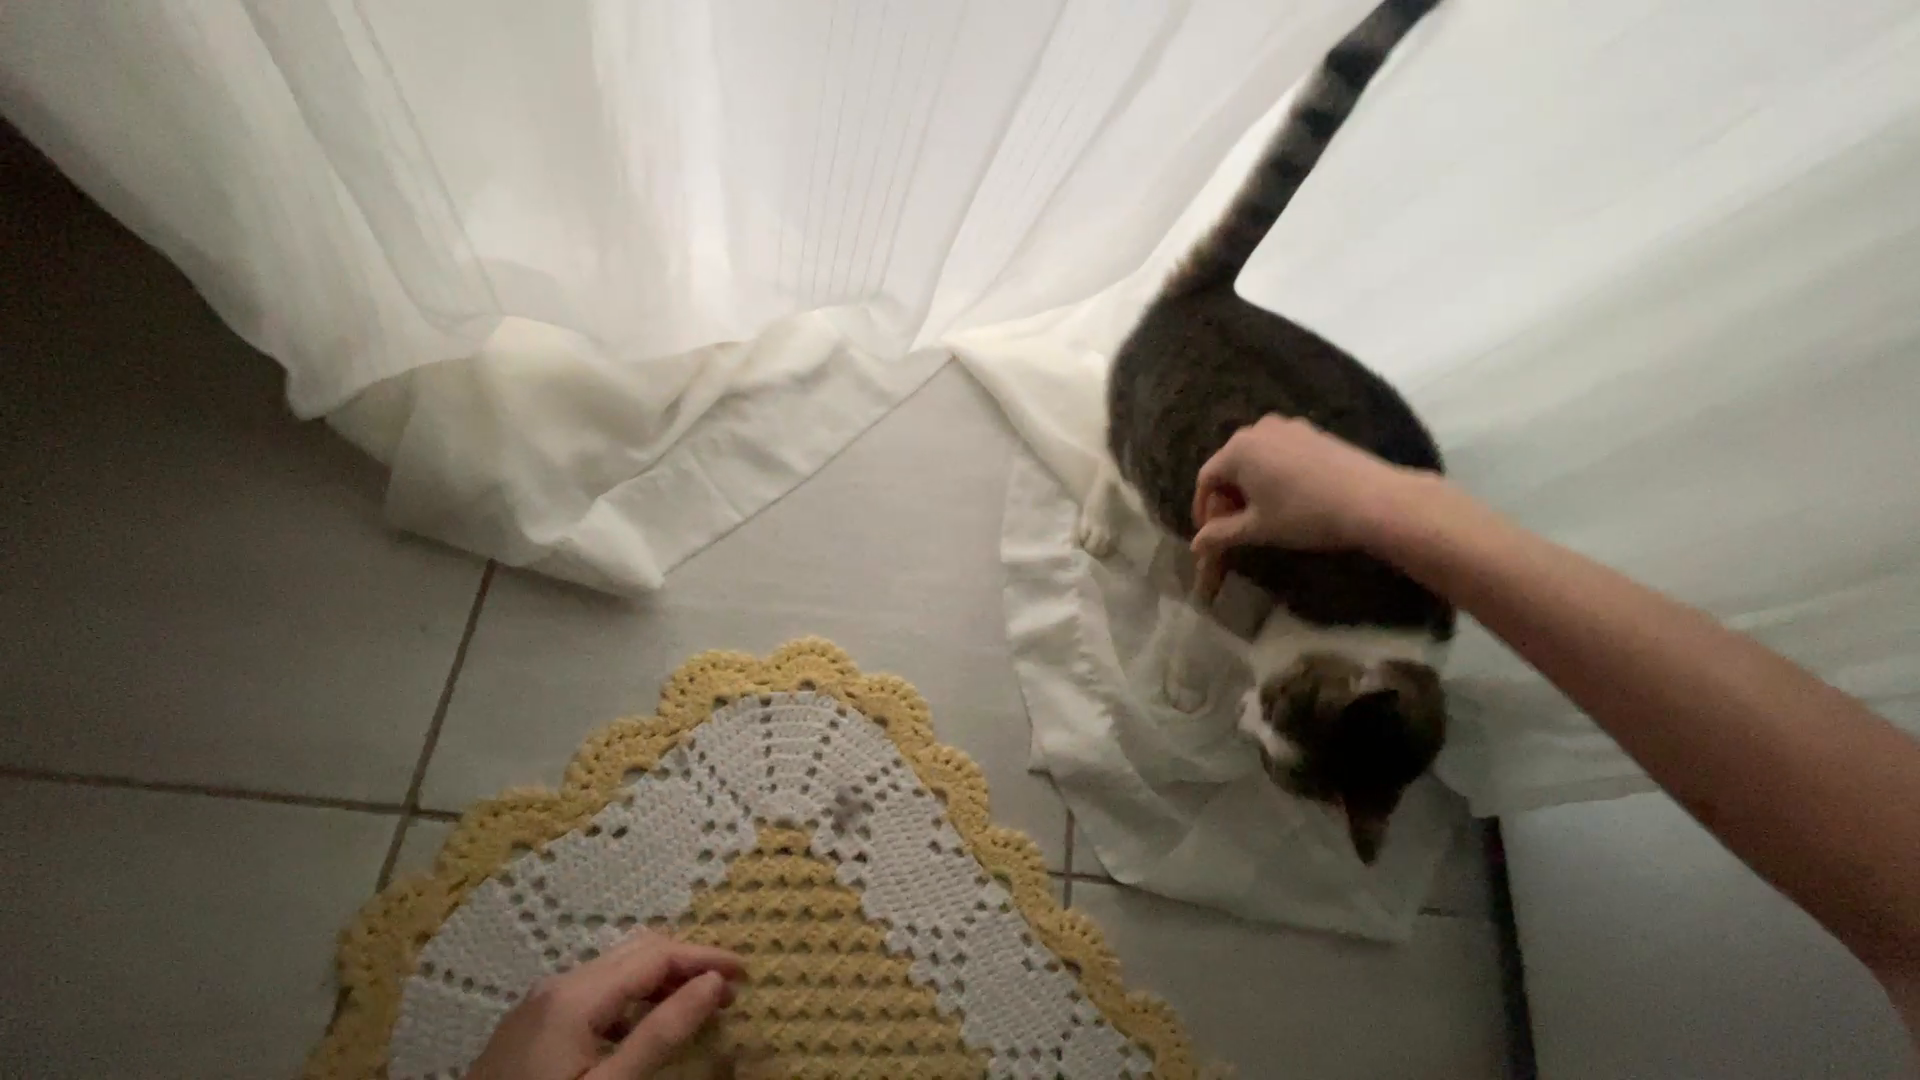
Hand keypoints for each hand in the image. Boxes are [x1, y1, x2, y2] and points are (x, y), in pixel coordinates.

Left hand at [466, 930, 743, 1079]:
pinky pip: (594, 993)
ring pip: (615, 970)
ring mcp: (539, 1003)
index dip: (706, 958)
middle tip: (727, 992)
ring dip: (660, 980)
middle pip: (637, 952)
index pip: (657, 955)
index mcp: (576, 994)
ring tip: (696, 1006)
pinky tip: (643, 1028)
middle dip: (687, 963)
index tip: (745, 974)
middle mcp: (558, 984)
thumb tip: (714, 983)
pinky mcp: (529, 1025)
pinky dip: (630, 999)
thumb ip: (661, 1034)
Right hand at [1190, 415, 1422, 556]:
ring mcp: (1288, 427)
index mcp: (1237, 449)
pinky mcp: (1313, 432)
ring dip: (1250, 486)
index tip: (1209, 534)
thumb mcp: (1257, 529)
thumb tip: (1195, 545)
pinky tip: (1287, 497)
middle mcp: (1257, 430)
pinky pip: (1279, 453)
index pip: (1206, 479)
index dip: (1203, 508)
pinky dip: (1273, 474)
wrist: (1373, 500)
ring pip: (1256, 459)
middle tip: (1233, 526)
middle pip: (1230, 466)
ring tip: (1260, 513)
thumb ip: (1220, 534)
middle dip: (1227, 497)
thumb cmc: (1304, 515)